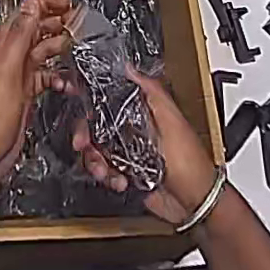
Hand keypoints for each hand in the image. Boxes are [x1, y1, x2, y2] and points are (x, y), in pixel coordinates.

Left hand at [0, 0, 73, 187]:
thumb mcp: (7, 71)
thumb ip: (20, 35)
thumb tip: (29, 3)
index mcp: (4, 50)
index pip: (25, 14)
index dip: (45, 3)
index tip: (66, 0)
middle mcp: (11, 60)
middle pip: (36, 30)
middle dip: (57, 20)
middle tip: (79, 19)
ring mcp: (18, 78)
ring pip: (42, 51)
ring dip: (59, 45)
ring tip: (77, 43)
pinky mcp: (25, 95)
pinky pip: (45, 76)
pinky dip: (57, 75)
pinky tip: (65, 81)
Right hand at [74, 67, 219, 225]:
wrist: (195, 202)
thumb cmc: (190, 160)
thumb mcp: (171, 119)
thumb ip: (152, 92)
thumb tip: (130, 68)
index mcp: (142, 112)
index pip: (109, 99)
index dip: (90, 99)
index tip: (74, 99)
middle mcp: (133, 130)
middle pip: (96, 126)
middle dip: (86, 136)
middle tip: (82, 144)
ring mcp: (129, 153)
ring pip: (97, 151)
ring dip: (96, 161)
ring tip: (106, 171)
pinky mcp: (127, 173)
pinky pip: (106, 172)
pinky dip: (108, 178)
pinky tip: (120, 181)